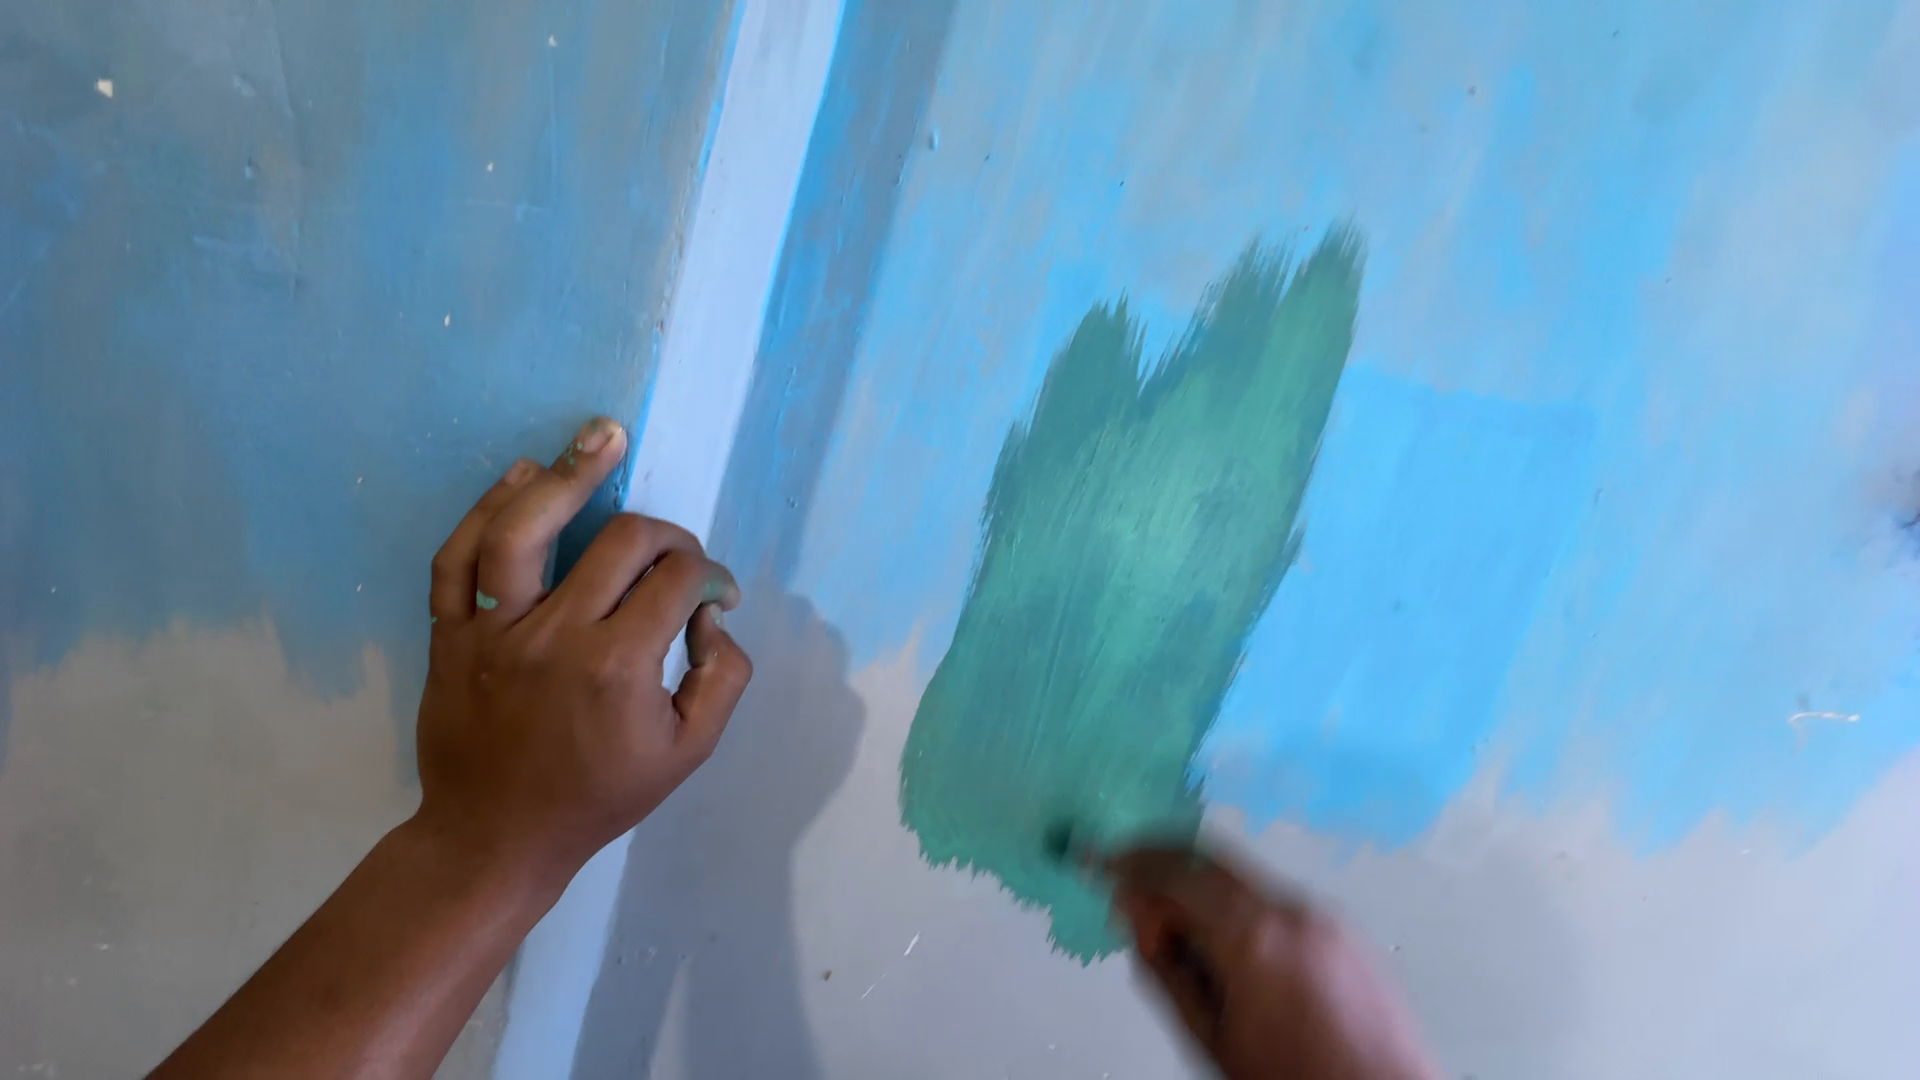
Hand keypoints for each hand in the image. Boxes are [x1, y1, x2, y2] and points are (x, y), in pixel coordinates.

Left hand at [414, 416, 751, 888]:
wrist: (496, 837)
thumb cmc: (602, 795)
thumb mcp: (690, 751)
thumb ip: (724, 677)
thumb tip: (711, 618)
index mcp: (619, 666)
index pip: (678, 581)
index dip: (711, 577)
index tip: (716, 597)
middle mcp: (556, 634)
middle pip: (621, 541)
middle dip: (668, 535)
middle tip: (680, 554)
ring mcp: (494, 630)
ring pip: (525, 529)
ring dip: (570, 475)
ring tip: (602, 435)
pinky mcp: (451, 634)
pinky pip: (457, 557)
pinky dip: (488, 508)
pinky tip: (521, 473)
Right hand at [1109, 846, 1436, 1079]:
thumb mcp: (1210, 1037)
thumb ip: (1164, 966)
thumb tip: (1132, 911)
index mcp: (1252, 936)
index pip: (1172, 872)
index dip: (1127, 864)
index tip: (1097, 862)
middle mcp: (1288, 908)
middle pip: (1205, 855)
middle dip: (1158, 858)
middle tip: (1125, 877)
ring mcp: (1319, 914)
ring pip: (1237, 873)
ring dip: (1196, 883)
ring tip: (1176, 928)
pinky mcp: (1338, 928)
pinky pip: (1270, 897)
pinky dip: (1233, 901)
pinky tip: (1223, 941)